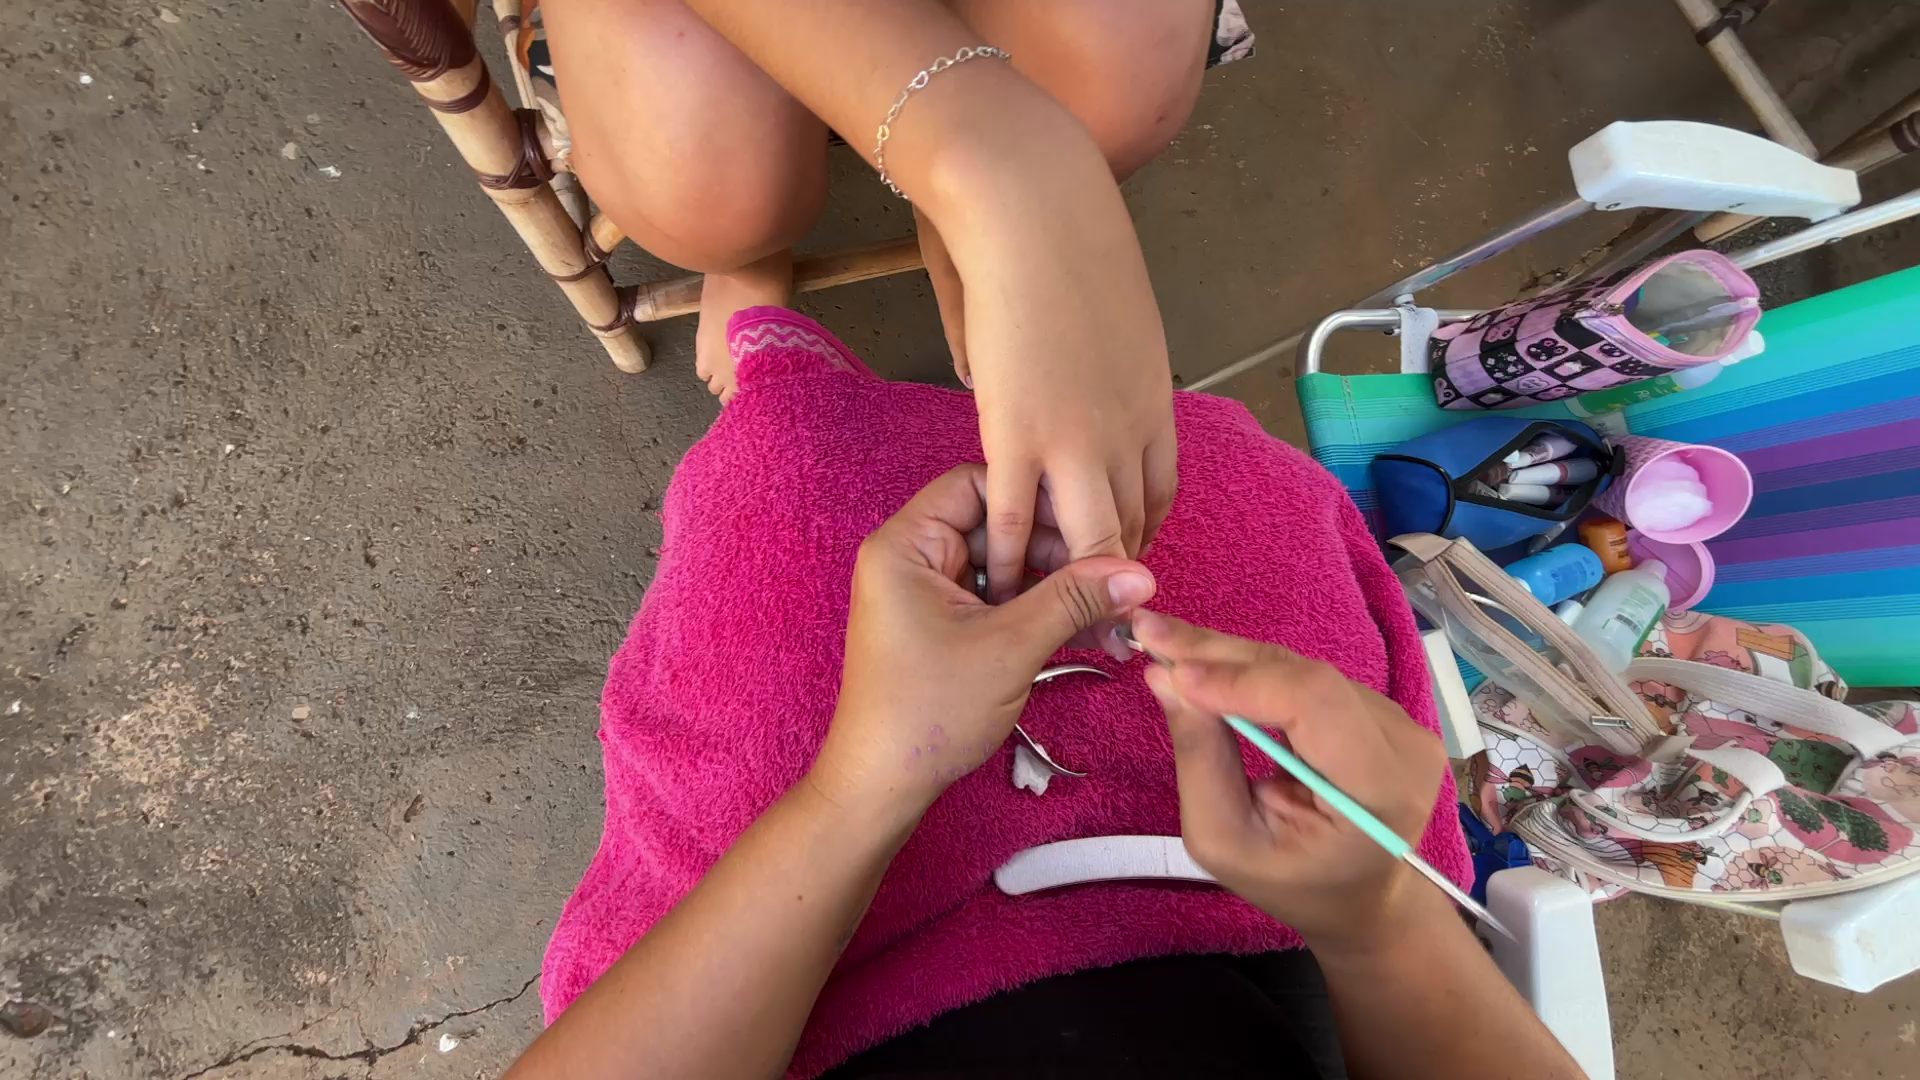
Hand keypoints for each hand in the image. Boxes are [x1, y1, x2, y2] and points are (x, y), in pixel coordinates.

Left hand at [813, 465, 1156, 815]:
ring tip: (1105, 611)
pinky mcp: (945, 623)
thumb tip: (1139, 573)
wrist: (884, 785)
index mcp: (906, 545)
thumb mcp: (1009, 646)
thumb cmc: (928, 710)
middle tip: (1109, 579)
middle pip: (996, 527)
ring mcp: (929, 592)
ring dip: (1052, 587)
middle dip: (1054, 553)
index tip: (1089, 522)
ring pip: (1004, 566)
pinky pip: (997, 599)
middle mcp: (913, 558)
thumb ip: (1073, 600)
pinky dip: (1034, 611)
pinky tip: (1083, 629)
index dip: (1034, 498)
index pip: (977, 485)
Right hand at [934, 141, 1176, 605]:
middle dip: (1117, 574)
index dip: (1141, 532)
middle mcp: (1129, 433)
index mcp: (1154, 403)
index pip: (1159, 492)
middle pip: (1133, 525)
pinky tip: (1001, 586)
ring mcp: (1078, 439)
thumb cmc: (1071, 250)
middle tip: (1096, 608)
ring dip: (1071, 584)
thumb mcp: (1114, 321)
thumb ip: (1096, 374)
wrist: (1036, 209)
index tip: (1120, 552)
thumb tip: (1060, 390)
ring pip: (1090, 537)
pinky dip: (1013, 560)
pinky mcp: (1020, 434)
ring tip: (1051, 615)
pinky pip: (1021, 517)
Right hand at [1131, 610, 1449, 955]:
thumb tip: (1163, 676)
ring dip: (1221, 654)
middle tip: (1145, 632)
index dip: (1240, 680)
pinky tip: (1198, 660)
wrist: (1354, 894)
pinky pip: (1293, 670)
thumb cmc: (1289, 881)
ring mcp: (1392, 715)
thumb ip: (1199, 758)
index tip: (1170, 672)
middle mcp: (1399, 740)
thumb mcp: (1223, 839)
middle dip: (1214, 653)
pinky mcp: (1370, 702)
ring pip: (1291, 664)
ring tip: (1162, 641)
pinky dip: (1239, 665)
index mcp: (1379, 790)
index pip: (1313, 704)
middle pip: (1298, 673)